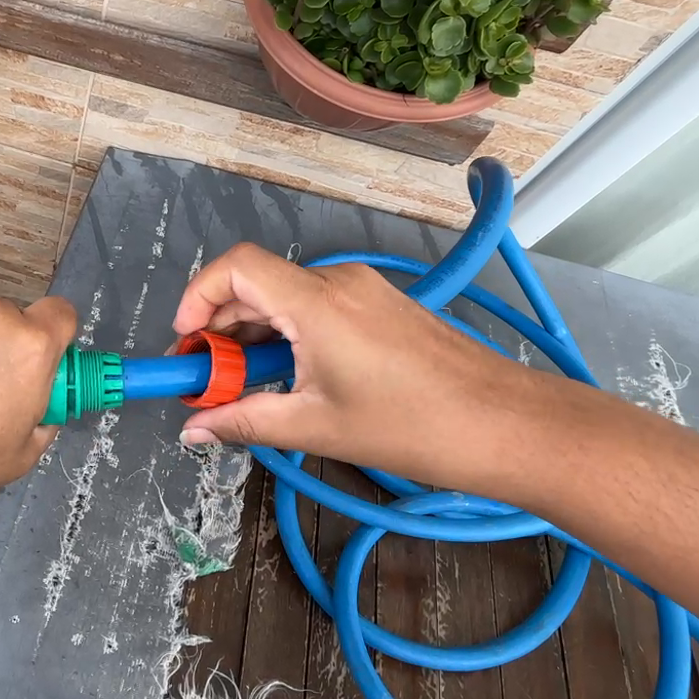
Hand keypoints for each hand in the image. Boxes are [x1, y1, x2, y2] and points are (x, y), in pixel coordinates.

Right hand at [172, 243, 558, 494]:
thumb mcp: (316, 426)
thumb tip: (190, 432)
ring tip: (243, 386)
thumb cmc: (411, 426)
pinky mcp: (379, 305)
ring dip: (251, 335)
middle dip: (218, 327)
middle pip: (254, 283)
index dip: (197, 297)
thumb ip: (242, 421)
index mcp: (315, 300)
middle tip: (207, 379)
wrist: (512, 425)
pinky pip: (313, 306)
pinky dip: (285, 334)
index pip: (235, 267)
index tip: (186, 346)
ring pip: (282, 296)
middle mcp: (335, 281)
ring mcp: (361, 290)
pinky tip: (287, 376)